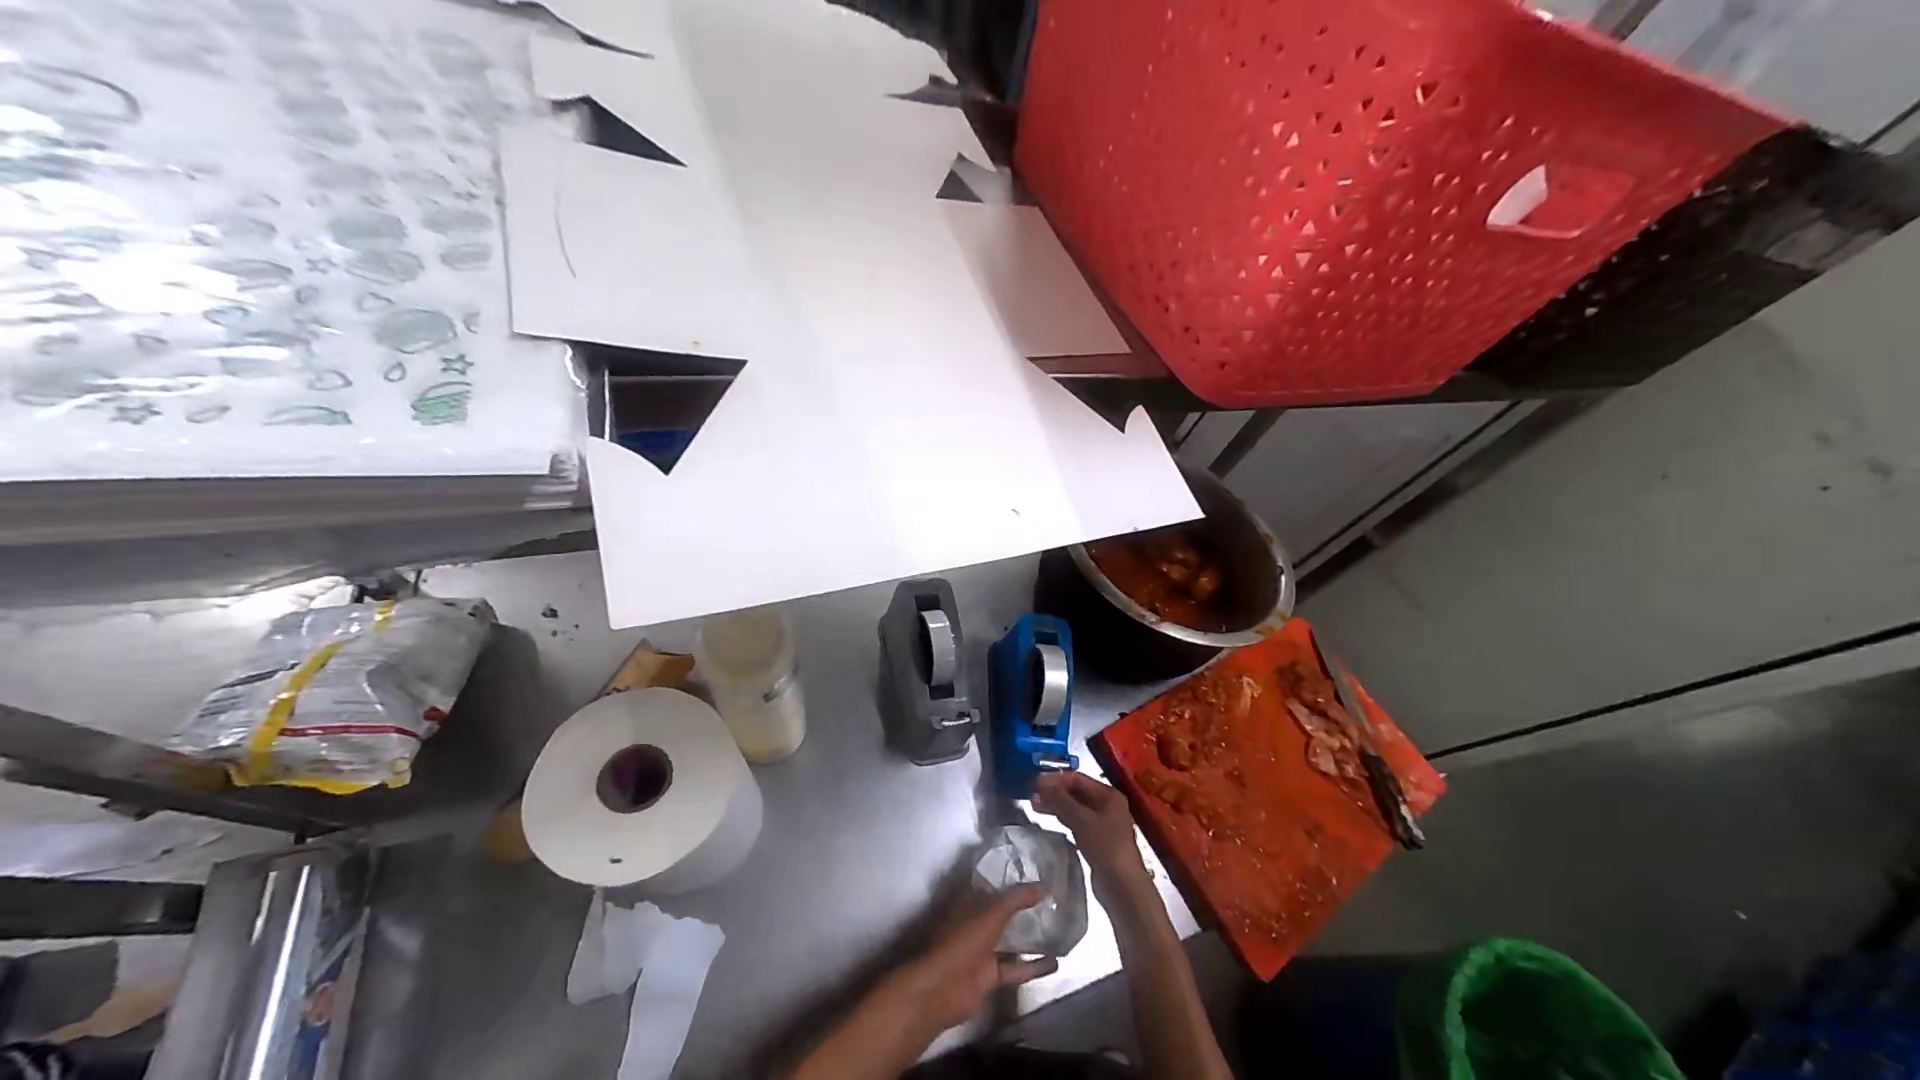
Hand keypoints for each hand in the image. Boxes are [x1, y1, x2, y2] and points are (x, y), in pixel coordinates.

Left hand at [888, 885, 1057, 1031]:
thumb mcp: (991, 915)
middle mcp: (975, 924)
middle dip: (1024, 909)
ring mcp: (982, 952)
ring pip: (1010, 942)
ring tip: (1059, 930)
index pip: (993, 886)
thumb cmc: (962, 942)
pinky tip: (1056, 962)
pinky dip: (1034, 966)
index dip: (1012, 881)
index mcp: (969, 904)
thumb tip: (1045, 886)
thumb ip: (1017, 900)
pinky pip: (1016, 968)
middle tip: (1053, 902)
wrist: (941, 990)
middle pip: (1003, 914)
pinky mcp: (989, 976)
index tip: (1036, 875)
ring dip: (1031, 938)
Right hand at [1033, 772, 1151, 895]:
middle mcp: (1107, 805)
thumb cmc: (1105, 846)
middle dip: (1055, 792)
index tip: (1035, 782)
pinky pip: (1077, 822)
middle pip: (1077, 792)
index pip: (1078, 779)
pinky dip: (1063, 818)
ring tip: (1035, 806)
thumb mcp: (1081, 819)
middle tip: (1032, 795)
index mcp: (1109, 795)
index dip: (1056, 779)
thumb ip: (1061, 799)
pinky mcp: (1097, 839)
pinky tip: (1050, 820)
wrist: (1122, 885)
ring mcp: (1103, 823)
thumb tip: (1040, 782)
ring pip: (1075, 808)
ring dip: (1057, 805)